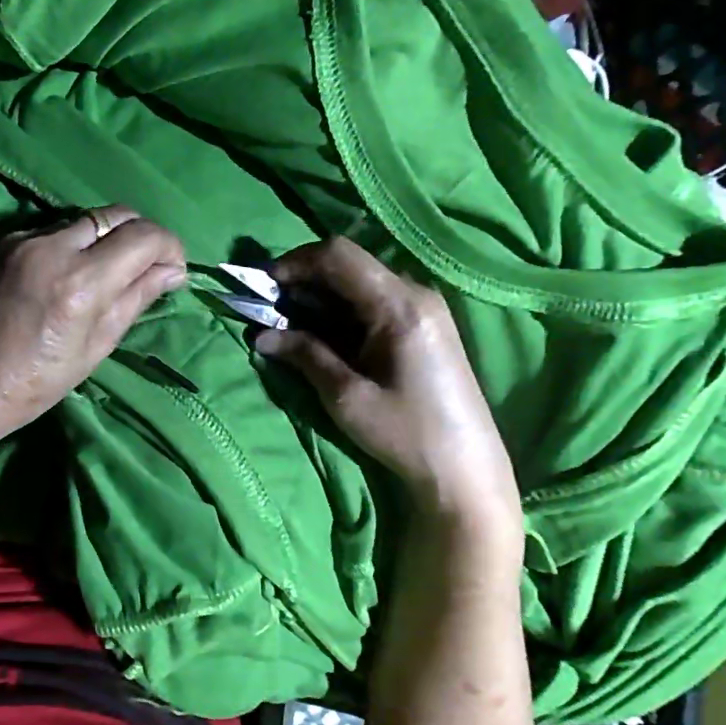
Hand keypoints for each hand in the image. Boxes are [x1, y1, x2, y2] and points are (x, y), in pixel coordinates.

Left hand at [0, 205, 186, 443]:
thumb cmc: (38, 382)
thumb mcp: (98, 346)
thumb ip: (136, 298)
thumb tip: (172, 271)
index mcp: (81, 283)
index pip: (144, 237)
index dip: (169, 248)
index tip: (173, 270)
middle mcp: (54, 248)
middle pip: (118, 214)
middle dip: (142, 236)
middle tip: (148, 268)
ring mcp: (26, 240)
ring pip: (88, 219)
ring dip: (110, 239)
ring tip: (110, 274)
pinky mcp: (8, 240)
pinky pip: (59, 230)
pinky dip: (78, 245)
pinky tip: (71, 275)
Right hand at [255, 238, 518, 524]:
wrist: (465, 469)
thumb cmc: (406, 434)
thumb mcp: (346, 397)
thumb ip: (305, 355)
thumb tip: (261, 335)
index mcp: (399, 305)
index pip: (339, 255)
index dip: (295, 262)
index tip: (263, 287)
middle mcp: (415, 293)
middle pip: (349, 262)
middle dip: (303, 278)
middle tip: (270, 307)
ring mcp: (424, 306)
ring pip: (360, 279)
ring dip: (320, 294)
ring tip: (289, 323)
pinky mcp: (424, 323)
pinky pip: (374, 298)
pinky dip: (341, 307)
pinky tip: (323, 333)